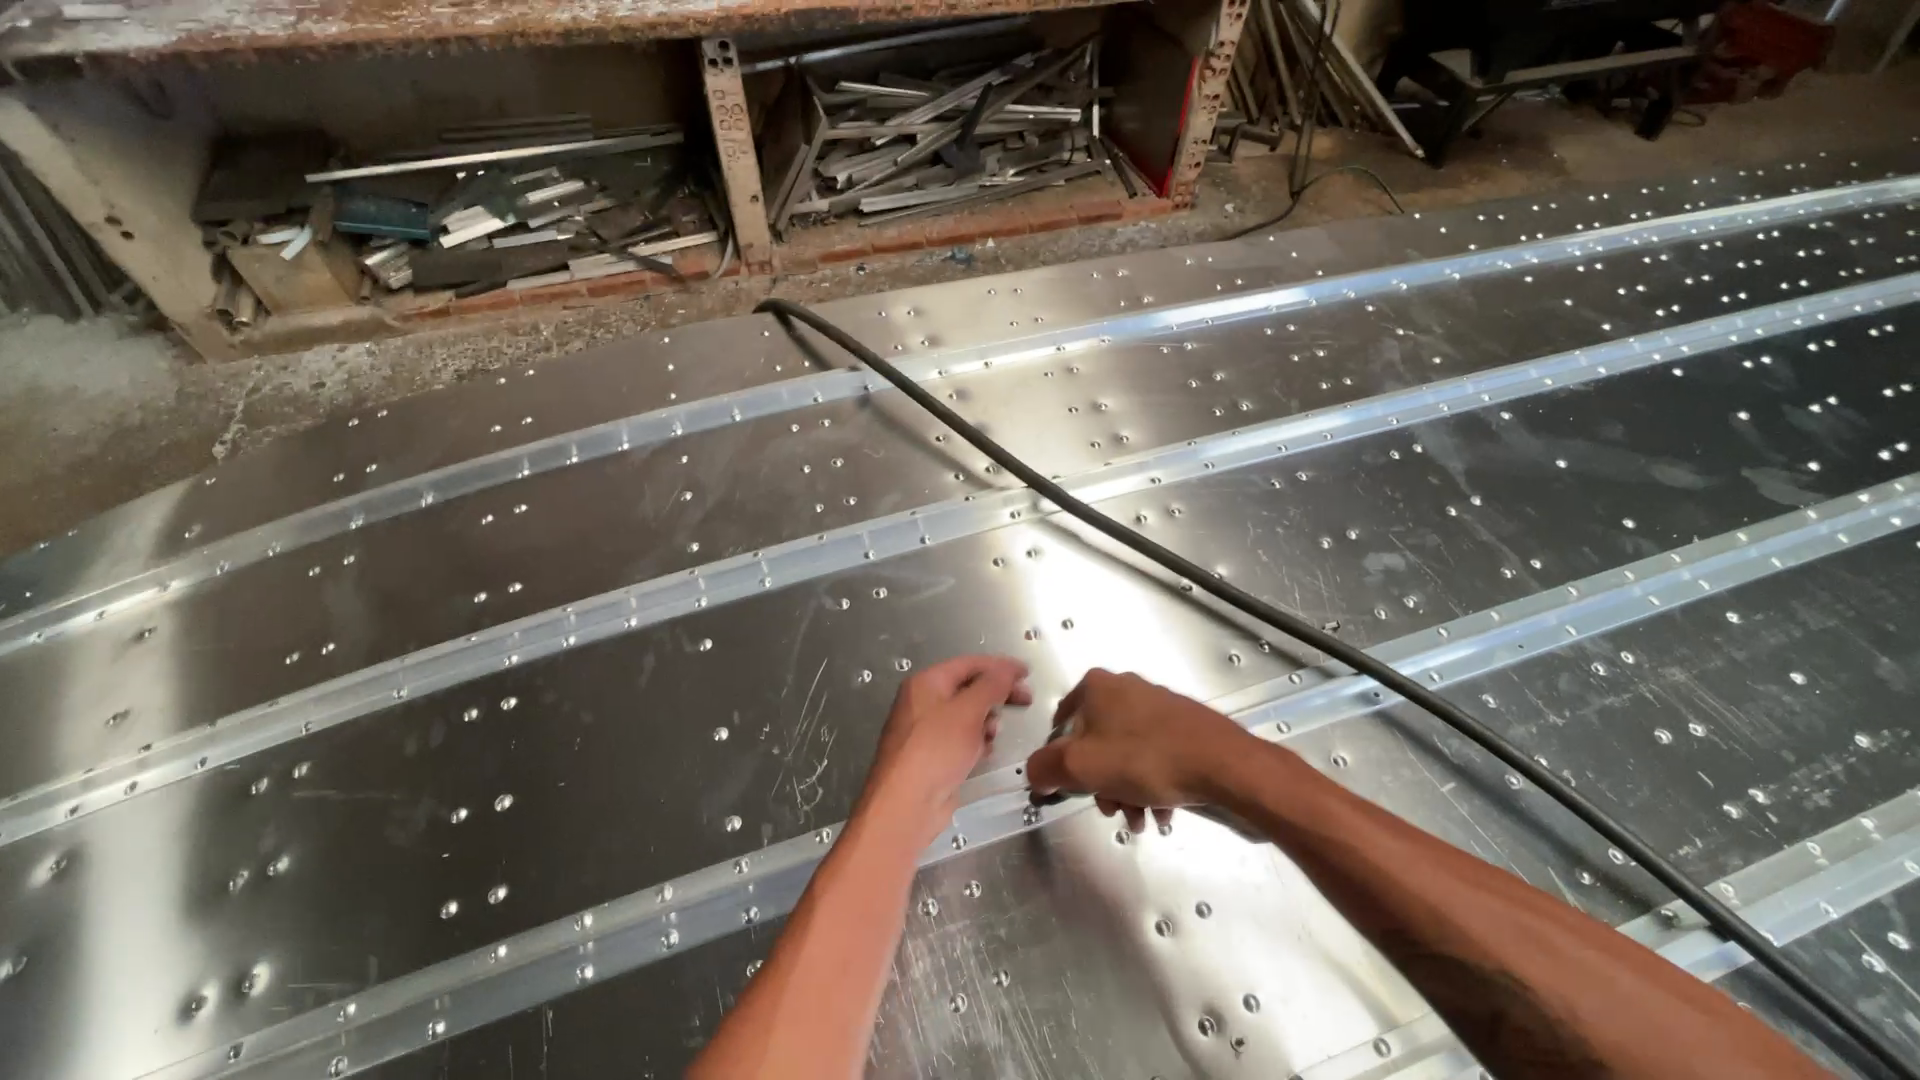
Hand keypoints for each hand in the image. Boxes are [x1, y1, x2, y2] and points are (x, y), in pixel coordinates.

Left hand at [856, 655, 1031, 842]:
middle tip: (1026, 699)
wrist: (907, 803)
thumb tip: (1008, 668)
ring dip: (986, 720)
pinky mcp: (933, 756)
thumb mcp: (968, 710)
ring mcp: (927, 730)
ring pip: (967, 715)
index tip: (1027, 673)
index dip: (1000, 666)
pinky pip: (961, 739)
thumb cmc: (936, 749)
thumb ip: (991, 685)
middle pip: (969, 688)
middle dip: (997, 694)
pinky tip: (985, 751)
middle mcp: (924, 702)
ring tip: (995, 733)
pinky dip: (976, 741)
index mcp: (926, 683)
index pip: (969, 664)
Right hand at [1024, 669, 1255, 833]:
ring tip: (1142, 820)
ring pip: (1126, 754)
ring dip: (1126, 791)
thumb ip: (1044, 768)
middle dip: (1100, 784)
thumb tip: (1035, 774)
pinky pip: (1154, 757)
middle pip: (1095, 743)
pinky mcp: (1184, 726)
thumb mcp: (1080, 767)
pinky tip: (1162, 812)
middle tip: (1111, 810)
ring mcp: (1157, 705)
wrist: (1224, 765)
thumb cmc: (1145, 759)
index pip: (1060, 725)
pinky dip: (1152, 785)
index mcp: (1097, 687)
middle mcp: (1126, 688)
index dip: (1059, 760)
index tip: (1071, 787)